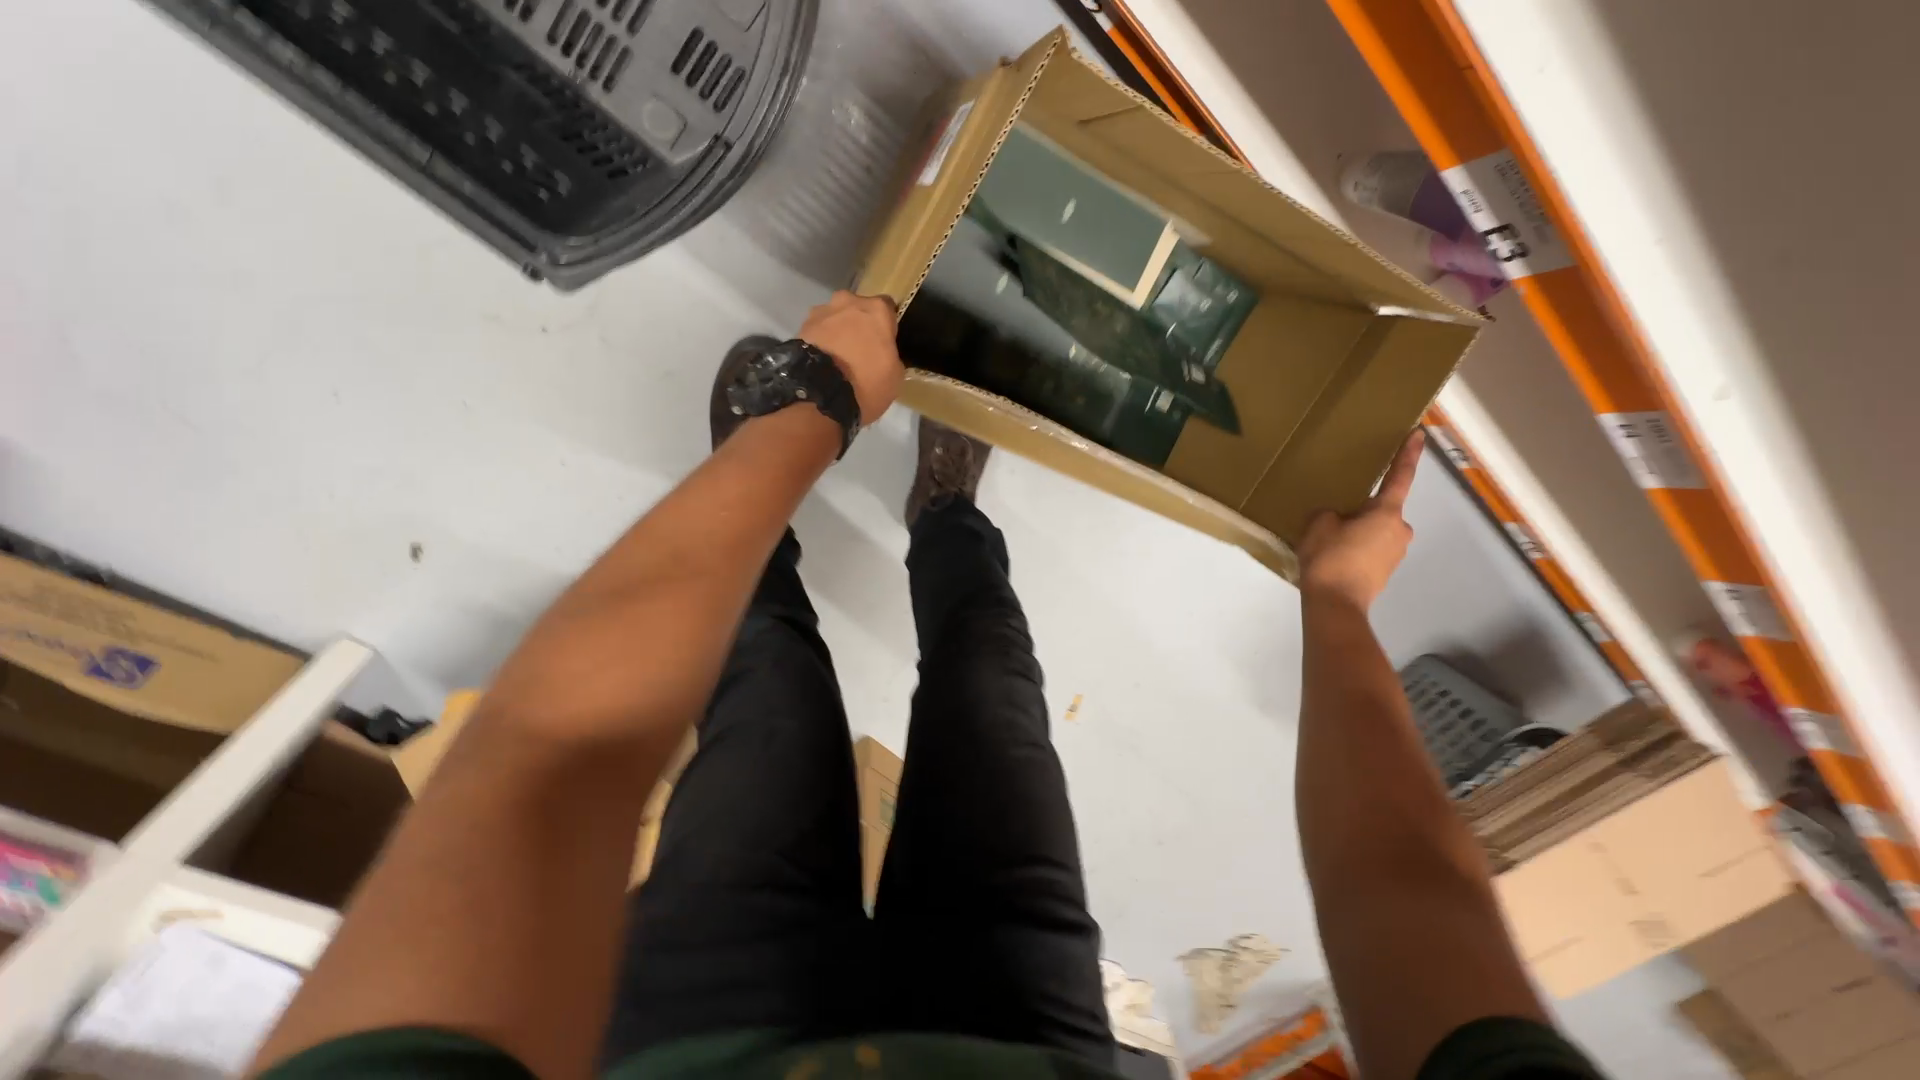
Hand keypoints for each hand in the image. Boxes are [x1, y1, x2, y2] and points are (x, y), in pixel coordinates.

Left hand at [798, 290, 905, 425]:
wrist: (820, 395)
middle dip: (859, 324)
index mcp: (876, 309)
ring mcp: (821, 312)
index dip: (886, 325)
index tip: (884, 342)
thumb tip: (884, 354)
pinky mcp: (801, 327)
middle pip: (857, 309)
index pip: (887, 308)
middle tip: (859, 349)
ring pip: (834, 317)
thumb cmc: (866, 383)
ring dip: (837, 331)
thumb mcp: (895, 375)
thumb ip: (892, 355)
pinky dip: (820, 341)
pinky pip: (817, 331)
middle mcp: (848, 302)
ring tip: (836, 357)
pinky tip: (822, 360)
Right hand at [1297, 431, 1423, 610]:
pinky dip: (1356, 550)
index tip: (1420, 433)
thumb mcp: (1318, 526)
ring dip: (1358, 532)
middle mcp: (1400, 531)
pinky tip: (1334, 559)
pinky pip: (1370, 550)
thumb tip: (1336, 518)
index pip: (1399, 477)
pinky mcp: (1385, 572)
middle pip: (1381, 511)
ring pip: (1375, 532)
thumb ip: (1329, 513)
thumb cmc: (1330, 560)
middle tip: (1334, 518)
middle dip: (1362, 511)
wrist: (1335, 606)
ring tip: (1330, 543)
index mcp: (1387, 513)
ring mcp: (1396, 554)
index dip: (1408, 454)